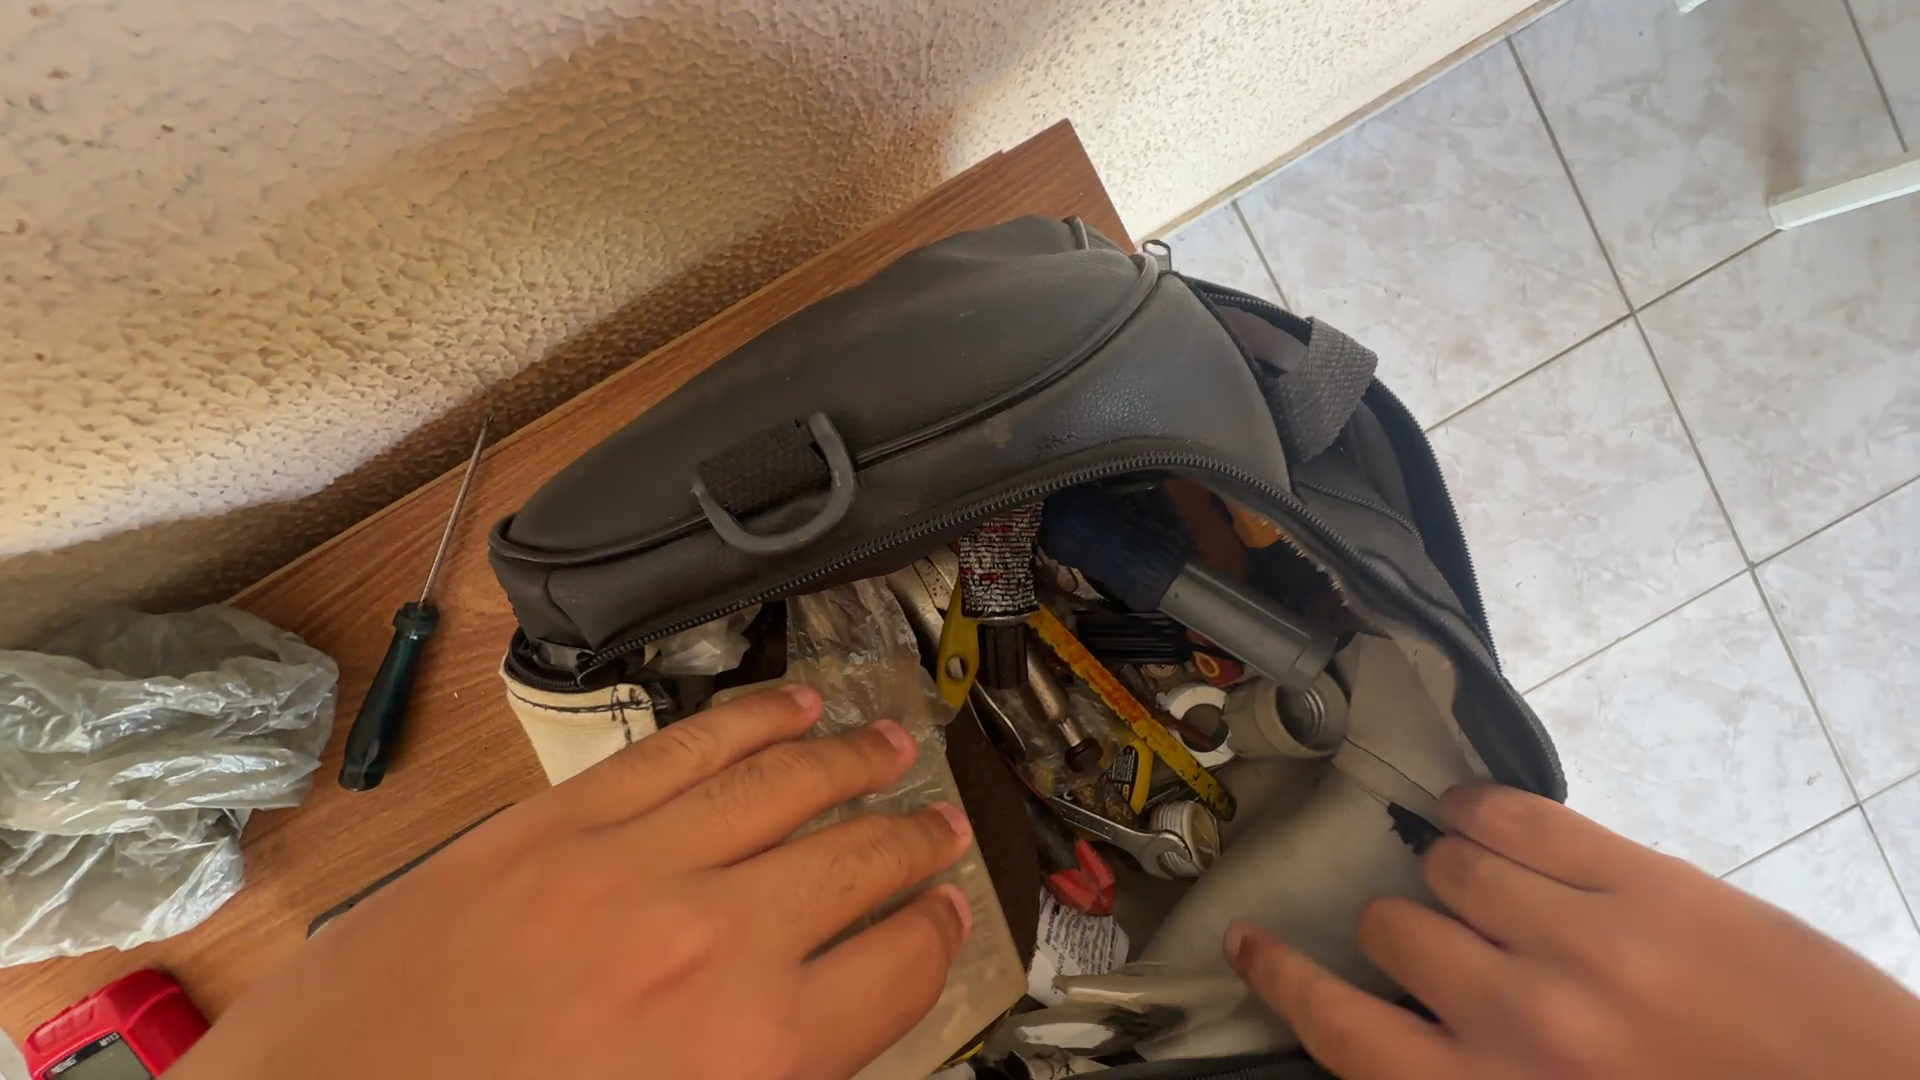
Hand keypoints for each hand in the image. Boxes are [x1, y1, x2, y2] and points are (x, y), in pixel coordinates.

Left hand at [172, 685, 974, 1079]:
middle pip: (857, 862)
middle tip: (945, 822)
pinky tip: (797, 705)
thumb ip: (775, 1072)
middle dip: (915, 840)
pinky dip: (756, 719)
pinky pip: (688, 748)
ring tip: (893, 743)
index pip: (896, 968)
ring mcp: (632, 866)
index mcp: (746, 1057)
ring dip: (854, 760)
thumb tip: (834, 1012)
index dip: (938, 934)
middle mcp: (710, 945)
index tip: (953, 911)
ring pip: (785, 784)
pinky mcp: (561, 822)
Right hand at [1227, 783, 1919, 1078]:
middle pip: (1392, 929)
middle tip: (1461, 957)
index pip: (1341, 1028)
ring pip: (1446, 864)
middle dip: (1412, 939)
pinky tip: (1483, 823)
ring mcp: (1588, 943)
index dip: (1280, 978)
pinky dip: (1478, 813)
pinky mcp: (1650, 883)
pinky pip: (1510, 814)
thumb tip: (1394, 1018)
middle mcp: (1525, 1025)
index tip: (1246, 944)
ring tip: (1498, 896)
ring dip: (1457, 879)